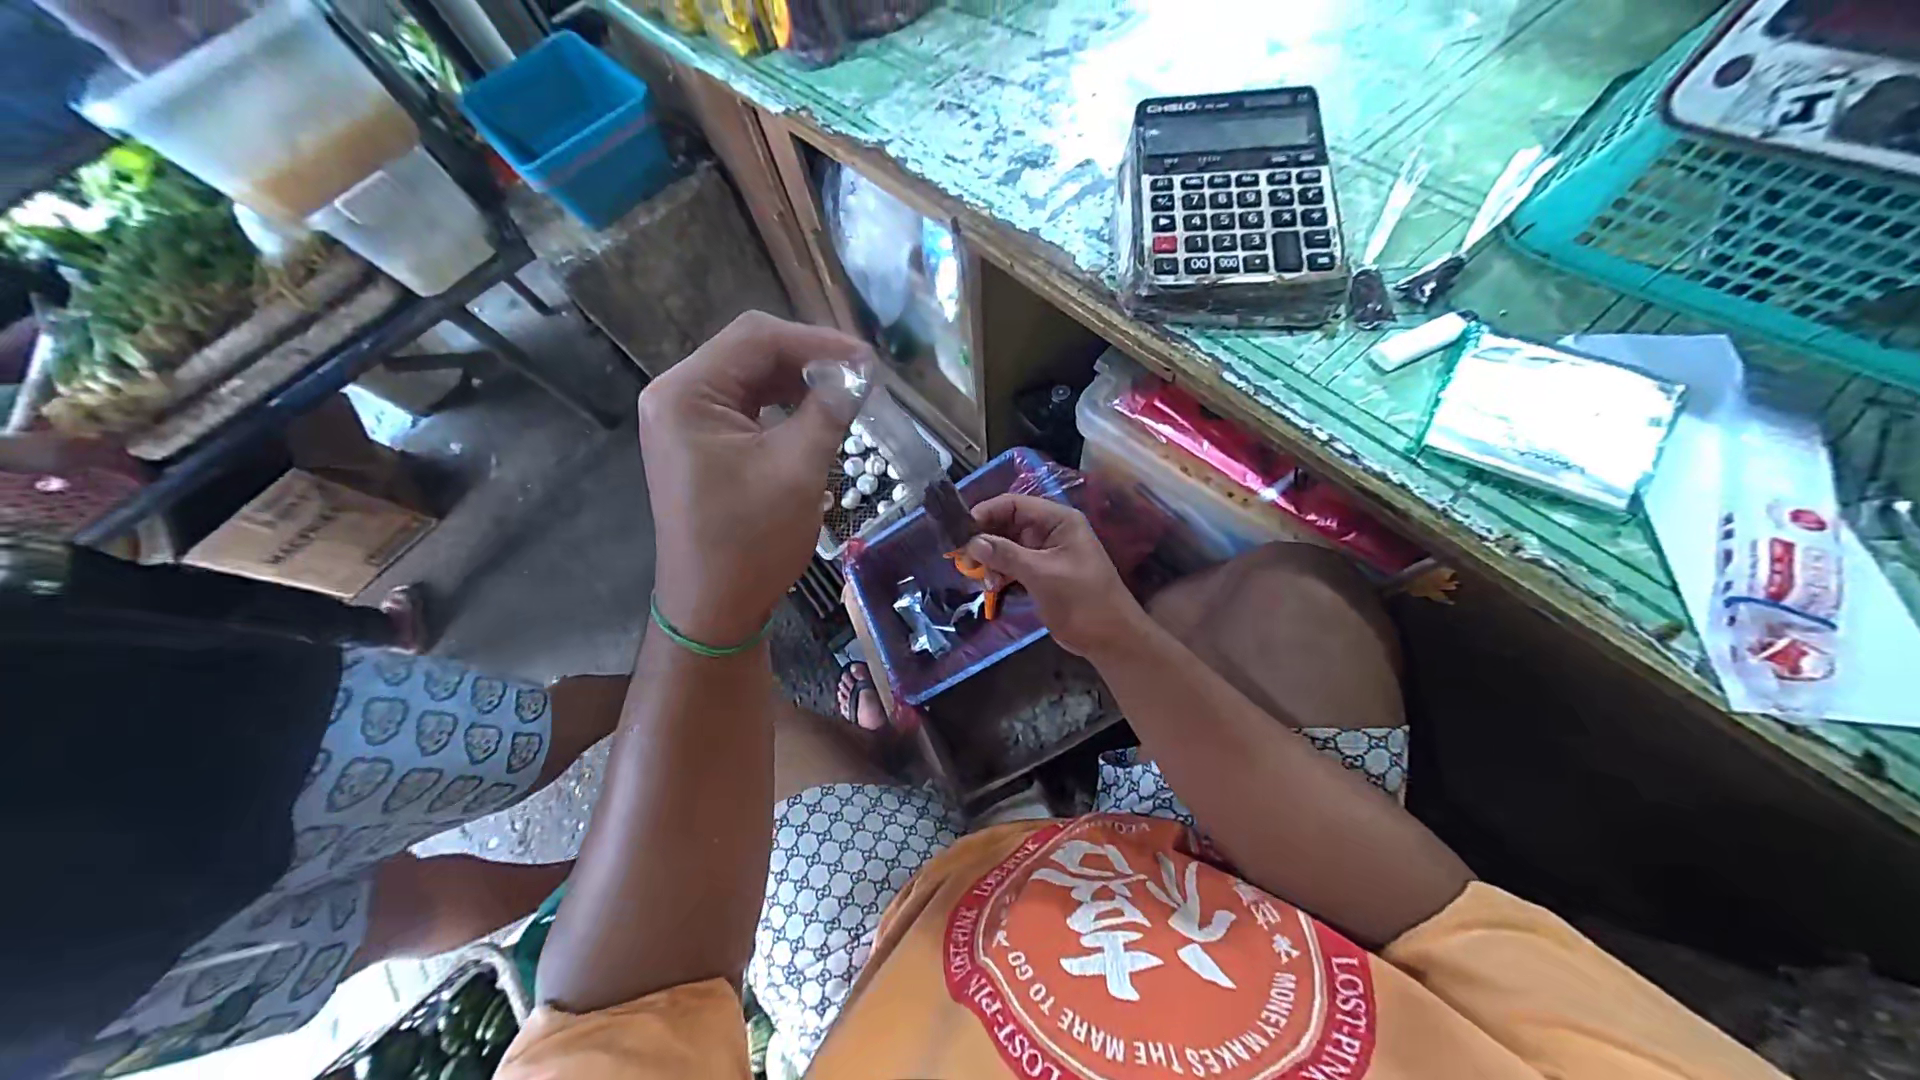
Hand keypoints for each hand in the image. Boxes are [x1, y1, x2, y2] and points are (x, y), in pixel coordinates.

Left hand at [638, 312, 870, 645]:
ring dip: (799, 382)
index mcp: (686, 393)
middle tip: (861, 376)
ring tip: (846, 393)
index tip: (867, 361)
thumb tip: (858, 374)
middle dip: (809, 359)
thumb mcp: (797, 469)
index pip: (755, 338)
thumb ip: (827, 410)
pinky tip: (816, 414)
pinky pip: (746, 408)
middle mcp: (677, 396)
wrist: (714, 607)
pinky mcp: (700, 444)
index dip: (816, 341)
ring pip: (751, 379)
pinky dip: (783, 407)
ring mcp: (685, 421)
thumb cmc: (751, 541)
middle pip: (750, 353)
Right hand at [963, 494, 1150, 658]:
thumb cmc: (1082, 600)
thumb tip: (972, 542)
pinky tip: (988, 584)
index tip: (960, 530)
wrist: (1110, 638)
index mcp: (1058, 521)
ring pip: (1007, 546)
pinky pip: (1012, 565)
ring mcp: (1045, 554)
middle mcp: (1051, 531)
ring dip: (990, 558)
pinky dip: (999, 572)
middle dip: (984, 538)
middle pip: (1008, 524)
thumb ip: (1006, 555)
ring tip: (976, 575)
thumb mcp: (1042, 574)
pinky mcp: (1041, 575)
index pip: (1015, 504)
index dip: (986, 512)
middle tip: (961, 556)